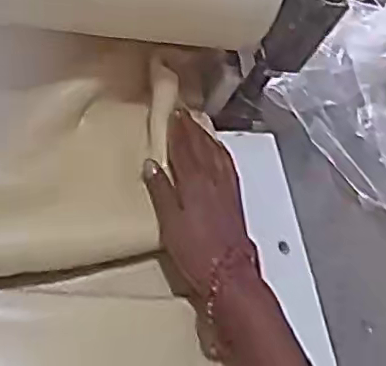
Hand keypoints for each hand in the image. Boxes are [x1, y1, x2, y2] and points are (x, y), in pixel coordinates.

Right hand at [143, 108, 253, 289]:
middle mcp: (212, 176)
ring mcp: (226, 184)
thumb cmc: (197, 252)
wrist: (229, 274)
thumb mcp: (169, 223)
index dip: (177, 129)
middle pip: (200, 143)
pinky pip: (226, 160)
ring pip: (214, 149)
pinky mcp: (235, 194)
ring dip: (205, 133)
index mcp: (194, 180)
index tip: (172, 114)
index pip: (184, 146)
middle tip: (183, 112)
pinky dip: (219, 148)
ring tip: (197, 123)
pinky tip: (217, 147)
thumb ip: (160, 191)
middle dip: (190, 126)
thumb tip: (151, 165)